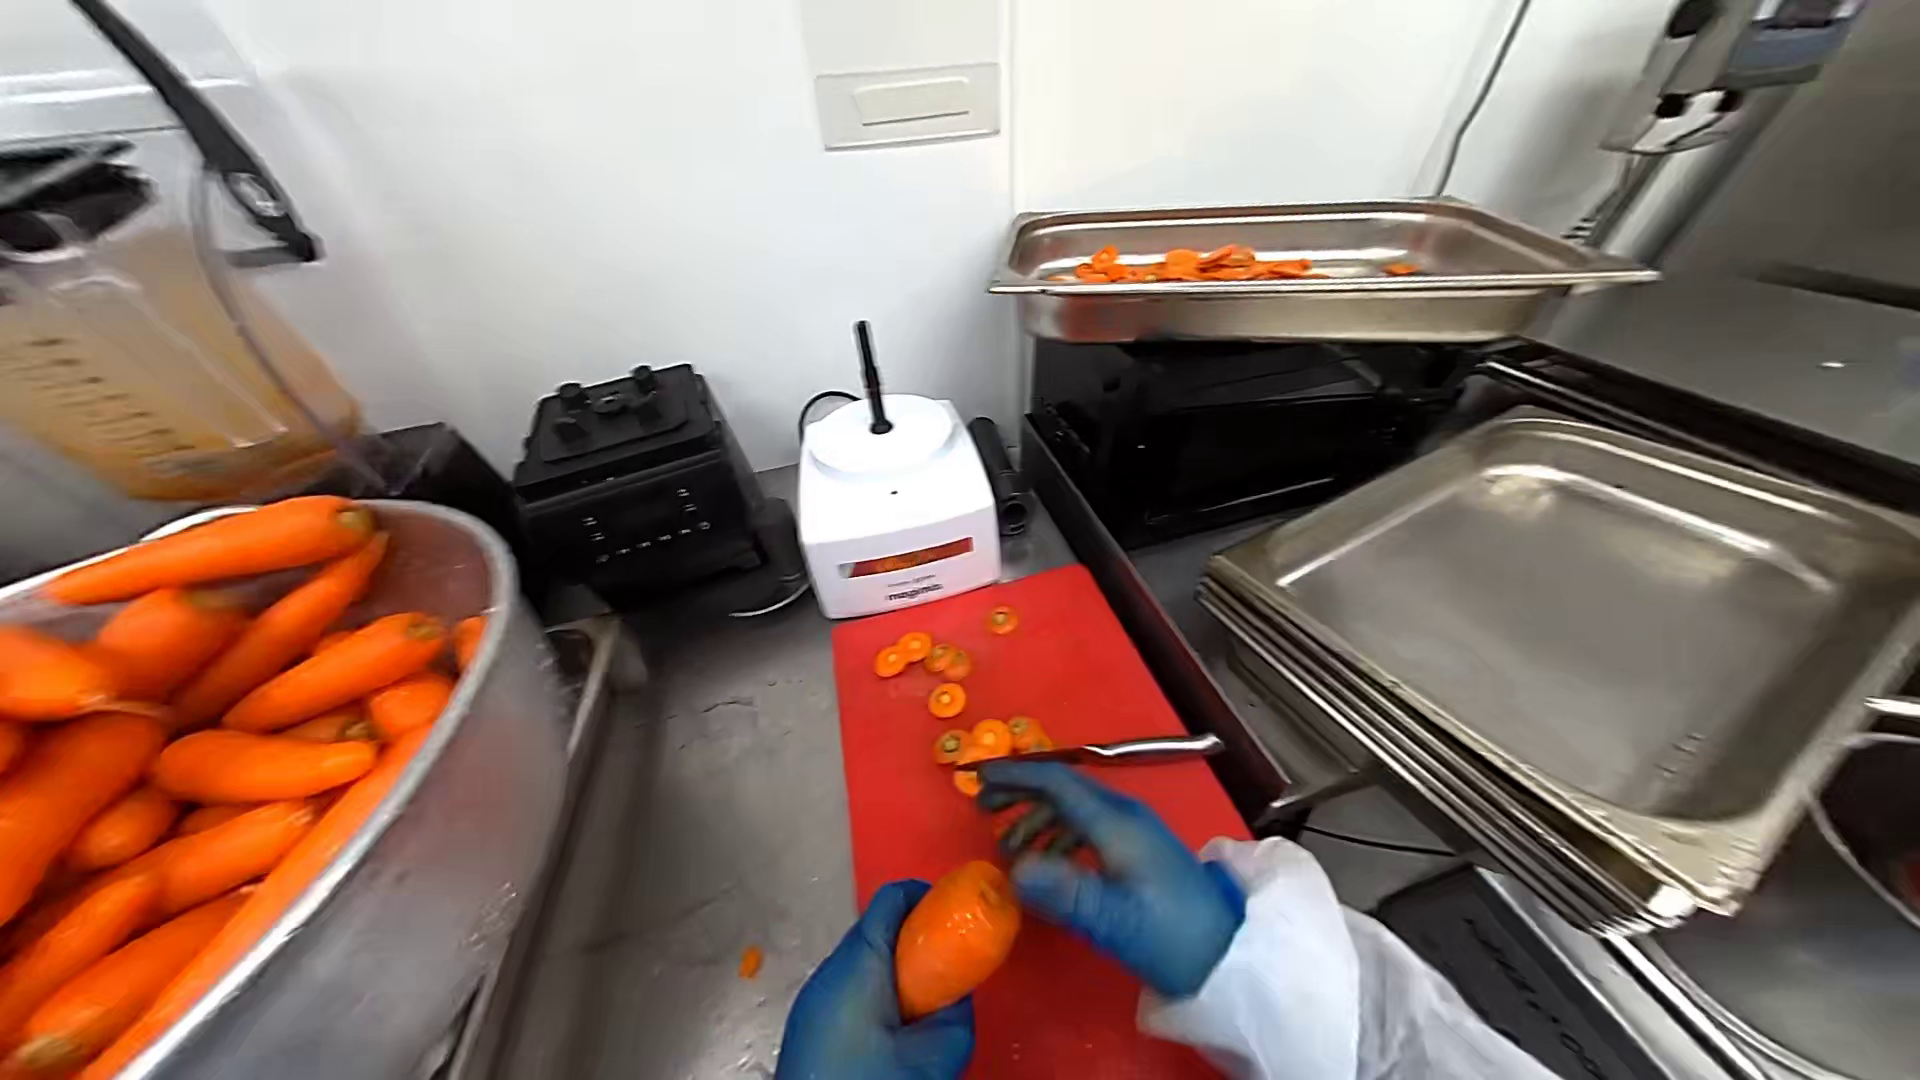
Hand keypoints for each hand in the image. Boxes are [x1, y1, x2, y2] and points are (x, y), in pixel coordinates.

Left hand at [775, 880, 974, 1079]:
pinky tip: (889, 1033)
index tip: (951, 919)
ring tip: (919, 1006)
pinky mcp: (807, 1022)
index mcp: (859, 960)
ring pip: (864, 960)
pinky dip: (874, 994)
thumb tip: (960, 991)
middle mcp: (831, 967)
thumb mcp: (932, 1058)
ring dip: (895, 970)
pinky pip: (848, 988)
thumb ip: (956, 1014)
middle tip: (943, 969)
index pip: (893, 896)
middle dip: (915, 940)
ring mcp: (813, 995)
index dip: (926, 897)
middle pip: (880, 927)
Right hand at [978, 761, 1244, 997]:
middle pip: (1061, 787)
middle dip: (1020, 792)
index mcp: (1114, 820)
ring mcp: (1130, 828)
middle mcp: (1121, 813)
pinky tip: (1046, 863)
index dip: (1016, 775)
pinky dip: (1056, 836)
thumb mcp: (1114, 920)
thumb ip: (1064, 892)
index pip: (1056, 781)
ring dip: (1035, 818)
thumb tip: (1013, 871)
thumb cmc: (1171, 935)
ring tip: (1008, 846)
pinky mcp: (1135, 847)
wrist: (1230, 954)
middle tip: (983, 808)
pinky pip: (1085, 826)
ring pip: (1072, 807)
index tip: (979, 776)